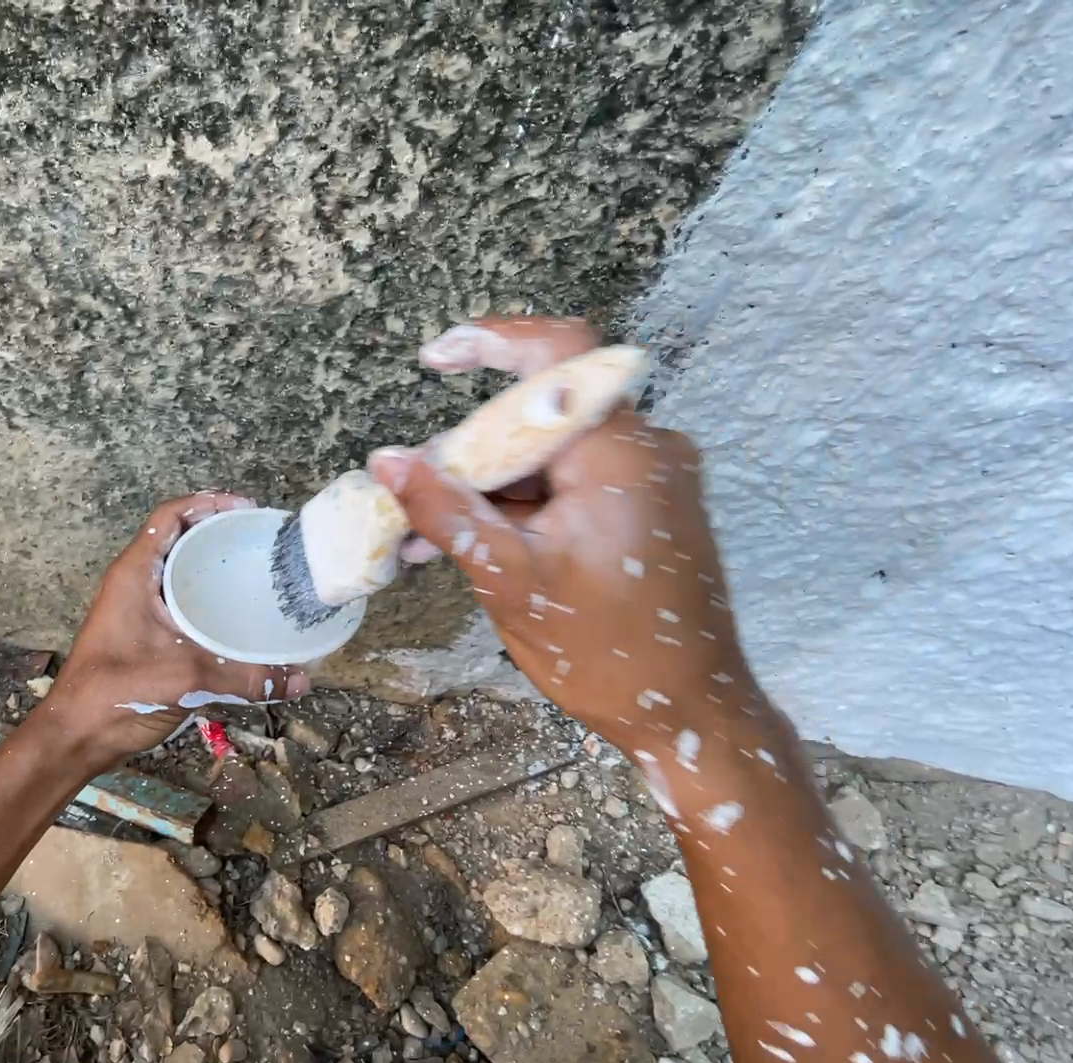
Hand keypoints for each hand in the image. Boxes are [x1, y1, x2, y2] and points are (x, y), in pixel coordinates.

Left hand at [44, 492, 309, 766]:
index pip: (170, 515)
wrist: (75, 737)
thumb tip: (300, 681)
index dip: (208, 502)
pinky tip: (234, 616)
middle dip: (216, 532)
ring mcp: (136, 610)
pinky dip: (205, 599)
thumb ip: (246, 678)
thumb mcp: (187, 678)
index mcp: (134, 574)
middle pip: (177, 538)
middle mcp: (133, 584)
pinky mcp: (142, 635)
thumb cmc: (118, 694)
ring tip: (253, 571)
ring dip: (210, 566)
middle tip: (259, 539)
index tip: (247, 509)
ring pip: (177, 572)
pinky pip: (178, 603)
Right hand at [367, 318, 765, 758]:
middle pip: (538, 412)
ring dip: (485, 485)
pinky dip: (517, 504)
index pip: (560, 352)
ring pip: (547, 452)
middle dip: (468, 448)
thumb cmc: (603, 650)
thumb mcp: (506, 577)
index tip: (433, 361)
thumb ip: (444, 509)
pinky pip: (566, 483)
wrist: (687, 713)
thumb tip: (385, 460)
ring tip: (426, 536)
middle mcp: (644, 449)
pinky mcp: (641, 507)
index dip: (492, 339)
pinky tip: (469, 543)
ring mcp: (646, 480)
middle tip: (414, 492)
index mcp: (620, 454)